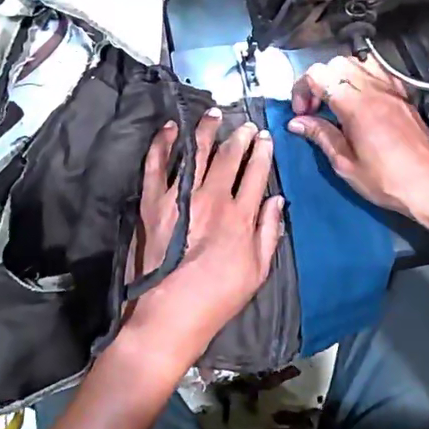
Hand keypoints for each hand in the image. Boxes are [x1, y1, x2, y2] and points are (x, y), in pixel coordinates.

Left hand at [122, 108, 285, 368]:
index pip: (255, 173)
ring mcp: (179, 197)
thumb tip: (277, 200)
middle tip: (245, 124)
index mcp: (239, 216)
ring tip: (214, 115)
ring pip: (196, 153)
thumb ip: (269, 233)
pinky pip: (156, 164)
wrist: (169, 314)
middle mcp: (211, 199)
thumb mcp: (257, 272)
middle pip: (229, 157)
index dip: (262, 152)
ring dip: (207, 131)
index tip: (265, 138)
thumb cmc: (217, 298)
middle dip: (240, 137)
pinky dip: (163, 143)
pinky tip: (171, 129)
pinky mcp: (151, 202)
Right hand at [288, 55, 428, 231]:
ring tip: (335, 104)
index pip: (318, 75)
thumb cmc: (389, 181)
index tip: (301, 113)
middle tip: (314, 109)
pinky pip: (378, 72)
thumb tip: (298, 123)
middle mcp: (375, 90)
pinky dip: (362, 79)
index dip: (301, 89)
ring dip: (340, 77)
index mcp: (357, 105)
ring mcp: (392, 91)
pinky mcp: (404, 97)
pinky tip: (359, 103)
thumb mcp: (346, 164)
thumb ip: (321, 136)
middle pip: (336, 63)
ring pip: (358, 62)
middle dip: (318, 81)